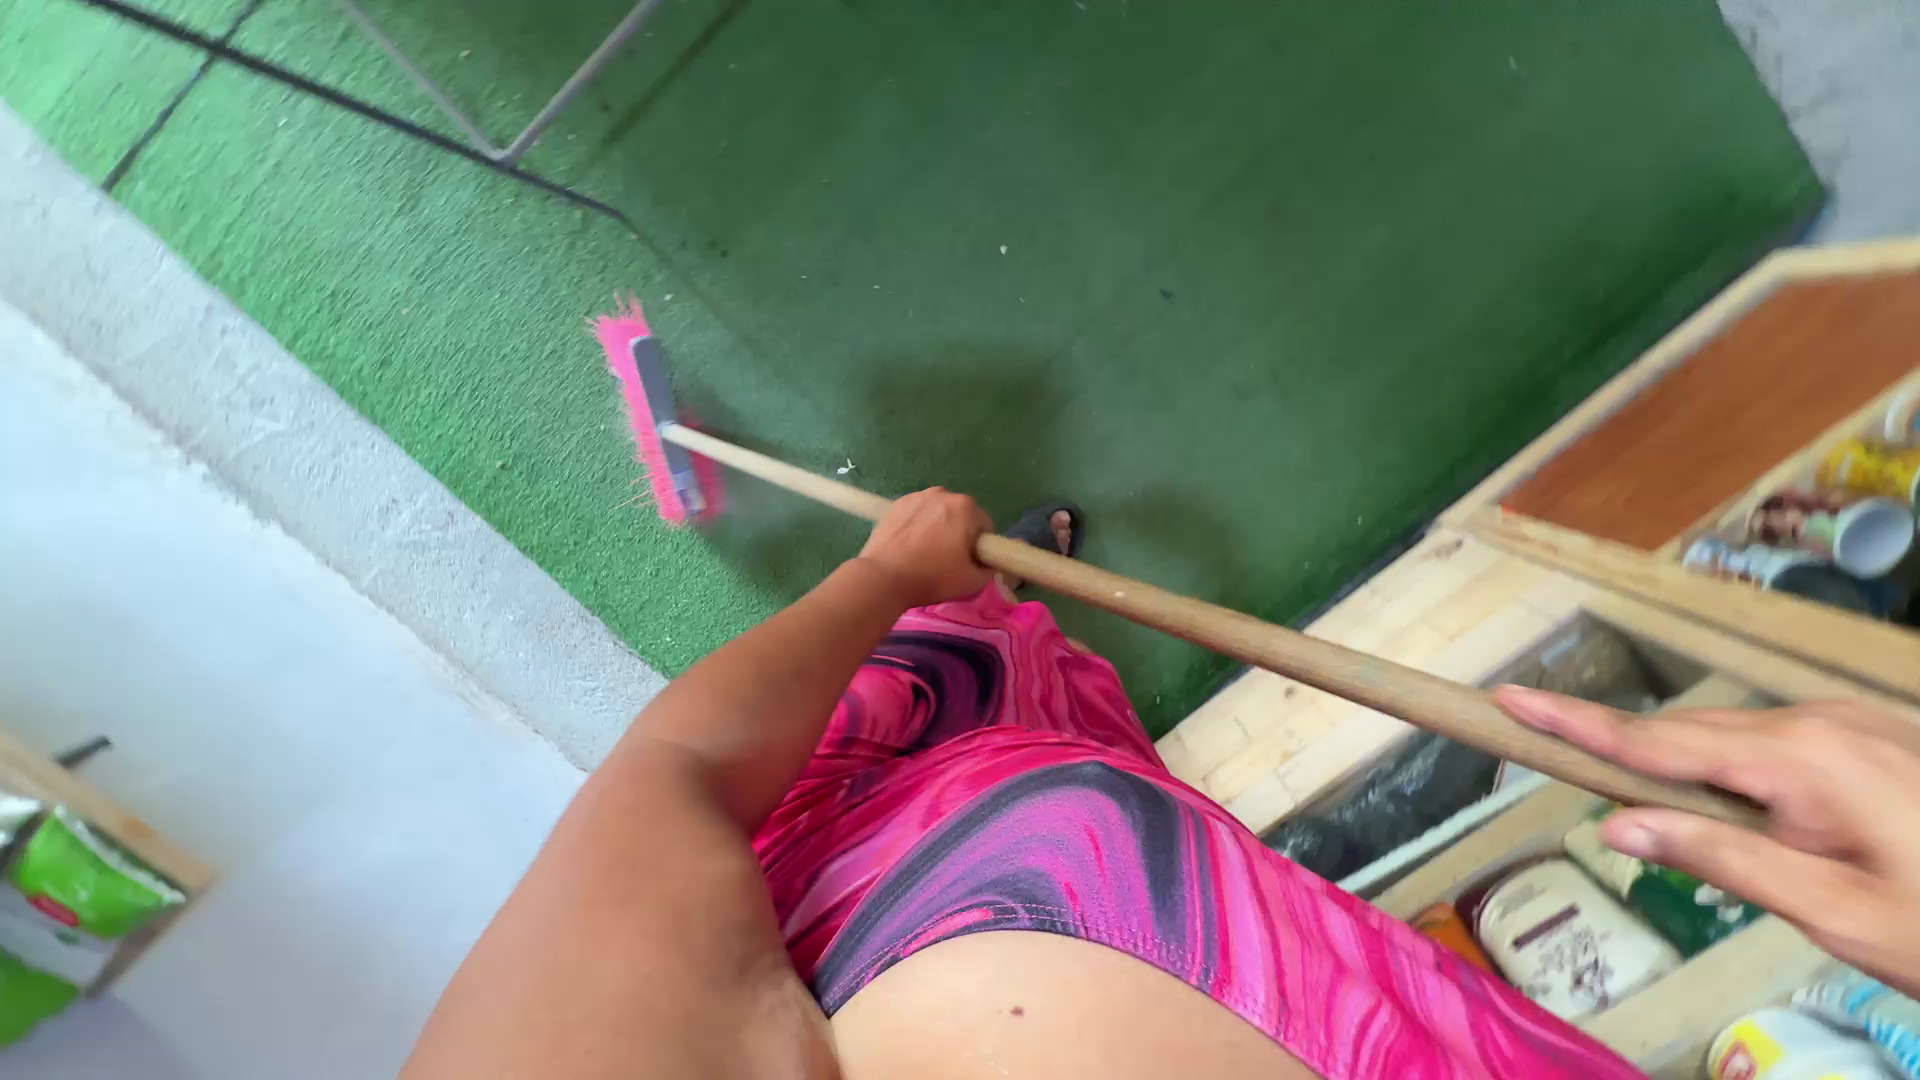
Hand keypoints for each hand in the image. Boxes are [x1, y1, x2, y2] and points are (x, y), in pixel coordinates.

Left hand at [855, 488, 993, 607]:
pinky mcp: (896, 504)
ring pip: (938, 512)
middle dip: (959, 533)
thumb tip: (989, 562)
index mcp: (966, 507)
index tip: (968, 563)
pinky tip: (910, 544)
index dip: (980, 547)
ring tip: (926, 551)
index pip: (984, 526)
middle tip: (948, 559)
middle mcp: (943, 494)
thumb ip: (990, 569)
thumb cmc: (932, 577)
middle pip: (961, 515)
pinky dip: (919, 524)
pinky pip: (918, 513)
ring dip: (938, 526)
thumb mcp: (973, 582)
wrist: (883, 577)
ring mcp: (917, 496)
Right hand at [1496, 685, 1919, 997]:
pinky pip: (1770, 743)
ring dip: (1683, 767)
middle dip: (1626, 752)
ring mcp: (1849, 724)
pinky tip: (1750, 810)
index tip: (1505, 697)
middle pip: (1685, 734)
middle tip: (1569, 766)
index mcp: (1802, 760)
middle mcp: (1818, 724)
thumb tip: (1617, 827)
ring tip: (1678, 817)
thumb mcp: (1841, 914)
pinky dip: (1731, 768)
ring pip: (1727, 737)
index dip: (1572, 721)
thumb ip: (1722, 859)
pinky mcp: (1870, 736)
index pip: (1652, 739)